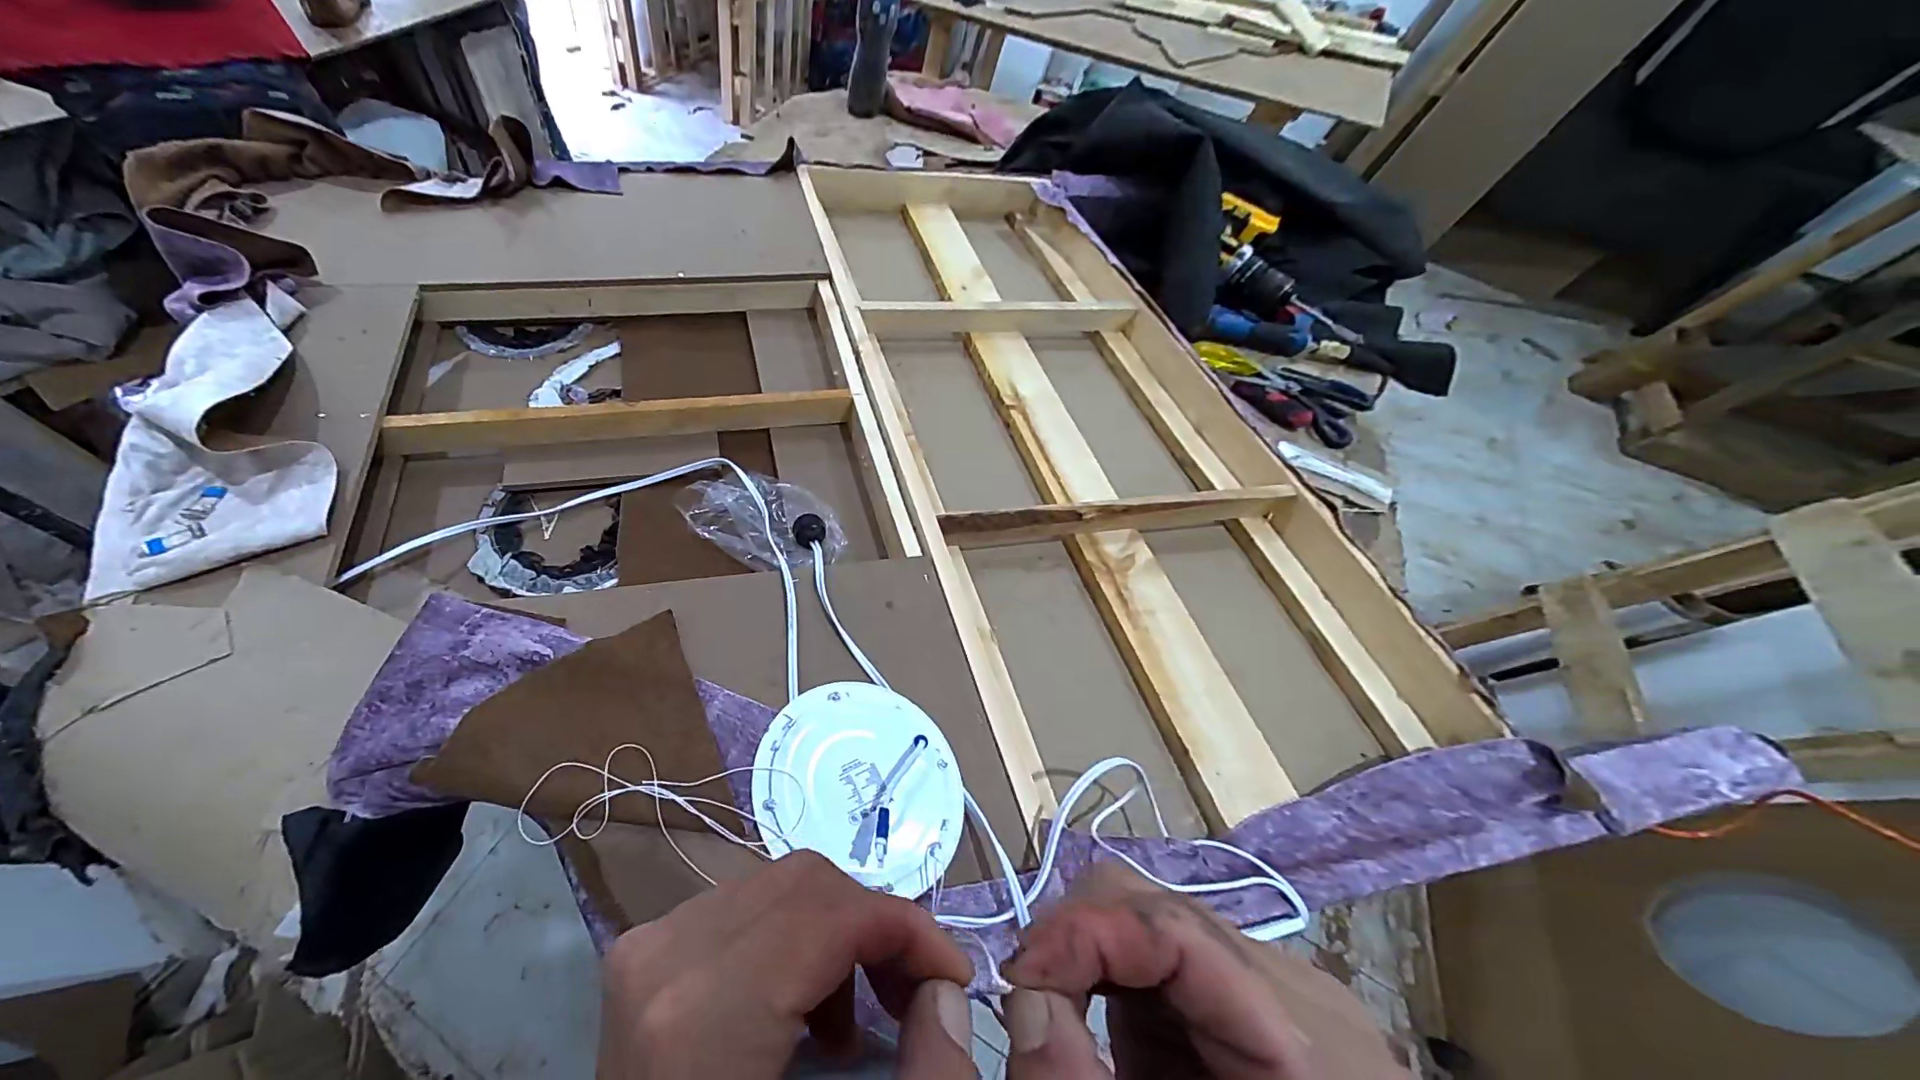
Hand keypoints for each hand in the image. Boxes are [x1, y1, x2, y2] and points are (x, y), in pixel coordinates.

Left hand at [598, 851, 977, 1078]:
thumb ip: (911, 1066)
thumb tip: (947, 986)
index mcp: (703, 1011)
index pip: (832, 913)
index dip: (907, 929)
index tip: (952, 974)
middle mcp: (667, 953)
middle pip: (810, 881)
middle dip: (876, 925)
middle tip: (910, 992)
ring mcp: (648, 942)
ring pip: (781, 882)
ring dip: (837, 933)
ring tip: (851, 1018)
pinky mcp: (644, 946)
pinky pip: (747, 902)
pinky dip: (794, 938)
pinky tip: (799, 1007)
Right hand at [1002, 862, 1404, 1078]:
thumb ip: (1092, 1076)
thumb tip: (1023, 999)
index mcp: (1294, 1028)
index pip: (1169, 921)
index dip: (1079, 934)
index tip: (1018, 982)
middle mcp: (1286, 979)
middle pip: (1154, 902)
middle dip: (1076, 938)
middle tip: (1033, 1007)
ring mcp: (1275, 980)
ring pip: (1154, 919)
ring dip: (1093, 959)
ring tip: (1065, 1022)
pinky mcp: (1255, 994)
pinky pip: (1171, 958)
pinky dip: (1121, 981)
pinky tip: (1114, 1034)